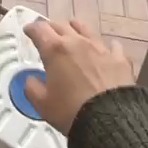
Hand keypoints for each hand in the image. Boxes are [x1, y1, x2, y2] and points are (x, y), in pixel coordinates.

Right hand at [22, 18, 134, 133]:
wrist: (111, 122)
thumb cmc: (71, 111)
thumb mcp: (42, 104)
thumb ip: (32, 88)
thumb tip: (31, 80)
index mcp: (54, 50)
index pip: (39, 29)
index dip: (31, 29)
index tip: (29, 31)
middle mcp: (77, 42)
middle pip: (61, 25)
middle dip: (51, 28)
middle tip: (47, 35)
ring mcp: (100, 48)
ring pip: (85, 29)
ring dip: (75, 29)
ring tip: (73, 33)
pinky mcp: (119, 59)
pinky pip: (112, 46)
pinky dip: (106, 47)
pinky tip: (106, 50)